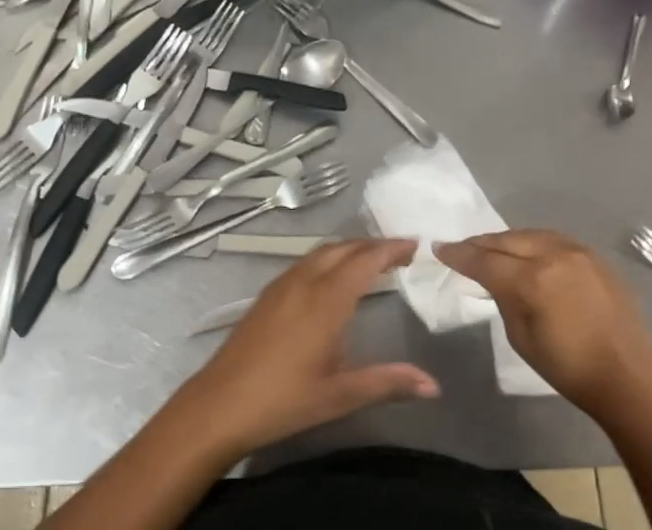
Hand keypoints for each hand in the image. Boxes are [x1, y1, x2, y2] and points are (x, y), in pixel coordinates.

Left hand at [163, 239, 437, 456]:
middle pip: (343, 249)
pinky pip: (305, 263)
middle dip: (373, 245)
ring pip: (321, 253)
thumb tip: (434, 385)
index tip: (416, 245)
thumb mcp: (339, 395)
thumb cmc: (282, 401)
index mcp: (325, 300)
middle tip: (401, 252)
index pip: (365, 260)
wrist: (218, 405)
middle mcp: (303, 283)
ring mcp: (281, 286)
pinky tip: (332, 279)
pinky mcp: (266, 296)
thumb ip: (387, 383)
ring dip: (349, 249)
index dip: (391, 249)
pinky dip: (328, 259)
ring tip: (372, 260)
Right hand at [435, 229, 651, 411]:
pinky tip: (526, 251)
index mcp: (531, 279)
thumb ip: (504, 299)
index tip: (439, 249)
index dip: (458, 255)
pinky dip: (533, 242)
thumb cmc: (569, 368)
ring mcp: (577, 252)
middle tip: (460, 248)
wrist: (629, 377)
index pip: (484, 260)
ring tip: (491, 248)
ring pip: (530, 234)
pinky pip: (553, 239)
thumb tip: (495, 280)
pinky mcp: (594, 257)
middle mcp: (553, 255)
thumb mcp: (521, 337)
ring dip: (506, 240)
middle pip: (506, 240)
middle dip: (480, 244)